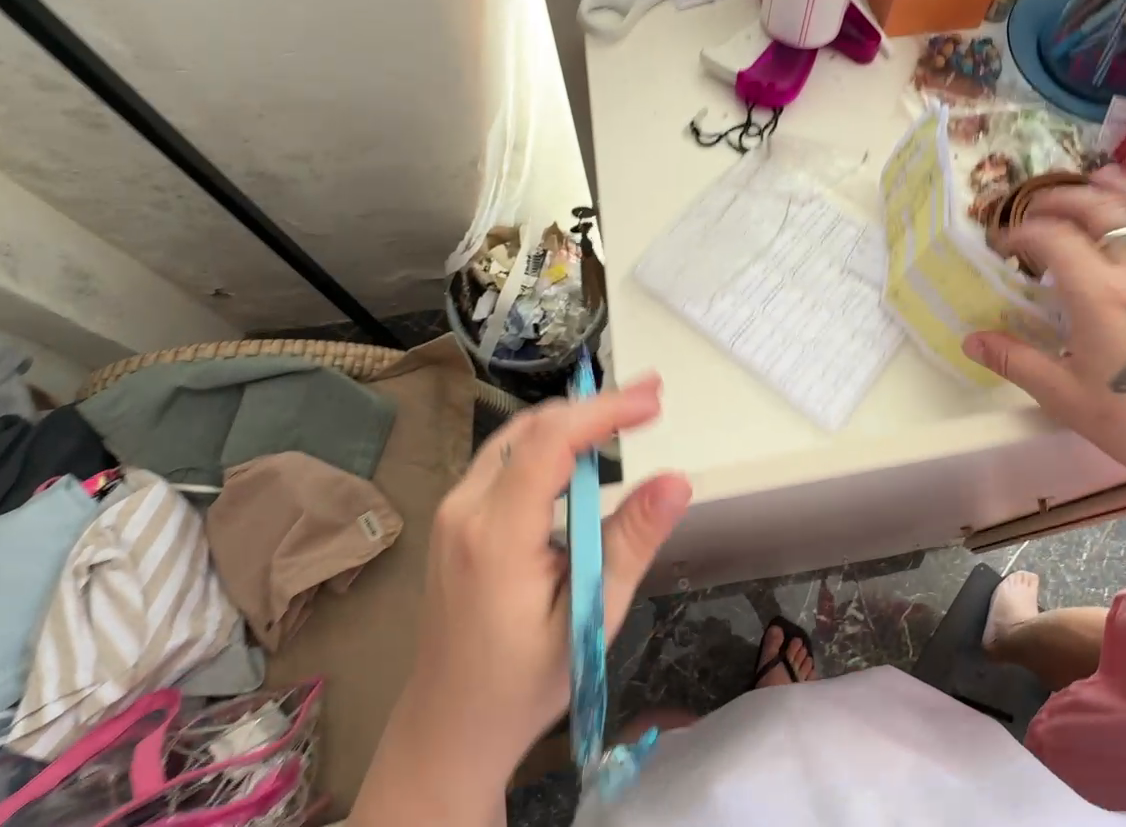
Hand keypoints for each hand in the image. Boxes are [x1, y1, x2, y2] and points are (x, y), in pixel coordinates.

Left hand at [411, 374, 690, 772]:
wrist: (449, 726)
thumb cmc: (524, 684)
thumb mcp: (589, 616)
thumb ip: (630, 543)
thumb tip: (676, 481)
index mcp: (495, 535)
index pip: (551, 443)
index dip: (605, 411)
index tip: (654, 399)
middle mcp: (463, 509)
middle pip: (532, 430)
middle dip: (594, 406)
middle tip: (651, 398)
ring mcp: (452, 512)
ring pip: (516, 439)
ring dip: (572, 422)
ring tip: (627, 414)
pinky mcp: (455, 520)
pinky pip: (504, 461)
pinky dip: (549, 445)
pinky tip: (582, 455)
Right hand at [962, 167, 1125, 495]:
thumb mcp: (1061, 394)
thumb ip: (1013, 360)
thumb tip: (968, 340)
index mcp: (1099, 294)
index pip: (1052, 239)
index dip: (1021, 233)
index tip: (1003, 245)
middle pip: (1103, 211)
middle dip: (1066, 199)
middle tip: (1041, 203)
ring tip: (1106, 176)